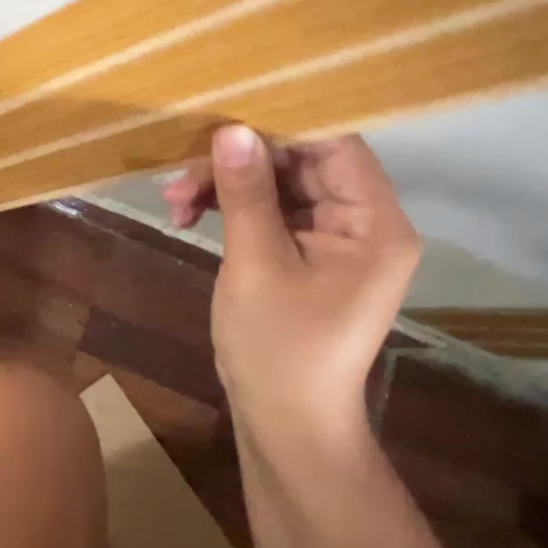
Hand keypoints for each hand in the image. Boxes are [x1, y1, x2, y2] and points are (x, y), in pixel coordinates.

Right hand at [164, 126, 419, 448]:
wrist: (285, 419)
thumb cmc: (278, 347)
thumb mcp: (255, 265)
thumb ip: (245, 194)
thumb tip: (231, 129)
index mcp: (374, 224)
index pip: (333, 146)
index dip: (278, 130)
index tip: (217, 128)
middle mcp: (364, 223)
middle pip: (301, 162)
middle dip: (236, 164)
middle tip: (177, 179)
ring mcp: (334, 239)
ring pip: (278, 184)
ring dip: (225, 187)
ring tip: (172, 202)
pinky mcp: (306, 253)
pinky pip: (269, 211)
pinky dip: (230, 209)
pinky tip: (189, 217)